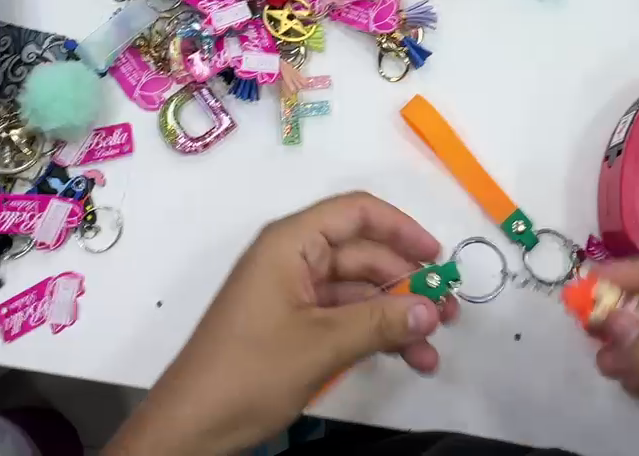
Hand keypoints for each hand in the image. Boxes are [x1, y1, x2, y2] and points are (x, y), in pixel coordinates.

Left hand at [107, 192, 460, 455]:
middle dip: (406, 283)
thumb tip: (432, 309)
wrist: (190, 428)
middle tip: (448, 313)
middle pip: (362, 254)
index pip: (356, 212)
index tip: (436, 257)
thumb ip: (380, 323)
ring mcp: (293, 291)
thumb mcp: (321, 345)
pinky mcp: (293, 322)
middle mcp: (294, 256)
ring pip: (358, 290)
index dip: (400, 228)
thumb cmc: (250, 371)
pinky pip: (344, 316)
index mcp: (291, 241)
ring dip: (395, 316)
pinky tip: (406, 358)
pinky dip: (374, 334)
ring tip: (433, 348)